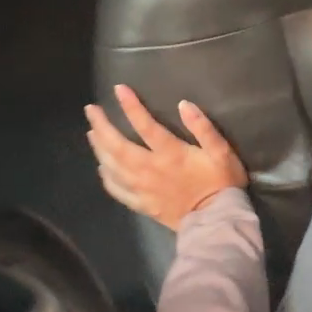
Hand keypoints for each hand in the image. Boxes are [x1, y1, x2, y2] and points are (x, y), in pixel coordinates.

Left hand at [85, 85, 247, 230]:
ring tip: (92, 132)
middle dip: (102, 126)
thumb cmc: (221, 182)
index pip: (144, 124)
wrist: (218, 222)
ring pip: (113, 166)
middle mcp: (150, 169)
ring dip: (99, 148)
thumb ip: (202, 127)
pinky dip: (106, 178)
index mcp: (170, 153)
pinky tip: (101, 168)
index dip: (130, 105)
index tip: (118, 89)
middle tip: (90, 110)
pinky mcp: (142, 205)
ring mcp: (143, 189)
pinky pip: (117, 190)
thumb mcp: (221, 151)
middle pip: (118, 146)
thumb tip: (183, 104)